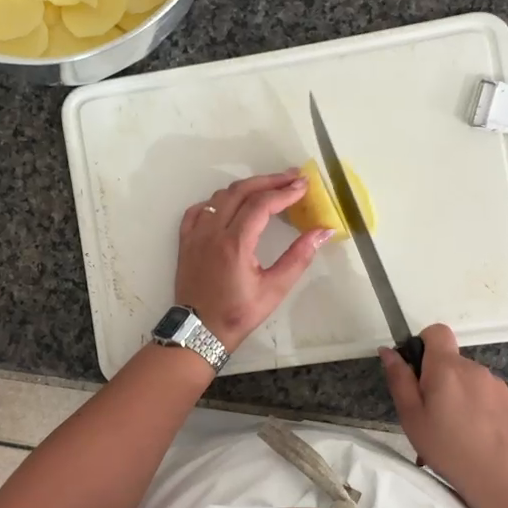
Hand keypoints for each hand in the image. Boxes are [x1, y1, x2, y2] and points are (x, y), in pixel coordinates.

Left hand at [175, 170, 333, 351]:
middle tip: (292, 177)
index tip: (304, 186)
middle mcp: (212, 233)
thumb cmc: (239, 313)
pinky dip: (217, 202)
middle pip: (240, 192)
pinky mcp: (185, 242)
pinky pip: (198, 211)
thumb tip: (323, 231)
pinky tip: (231, 205)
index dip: (284, 192)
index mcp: (234, 244)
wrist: (200, 329)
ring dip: (245, 189)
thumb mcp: (275, 289)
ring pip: (219, 198)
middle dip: (268, 181)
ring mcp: (195, 235)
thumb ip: (299, 257)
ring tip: (268, 188)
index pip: (261, 205)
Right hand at [381, 324, 507, 491]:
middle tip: (428, 416)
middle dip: (437, 380)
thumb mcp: (412, 417)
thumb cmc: (449, 448)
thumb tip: (388, 351)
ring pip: (468, 382)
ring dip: (456, 397)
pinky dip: (476, 411)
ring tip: (452, 434)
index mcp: (447, 368)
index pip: (436, 331)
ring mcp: (497, 386)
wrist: (507, 479)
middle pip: (450, 362)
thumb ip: (400, 380)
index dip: (423, 343)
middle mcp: (475, 369)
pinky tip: (474, 439)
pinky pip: (485, 398)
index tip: (416, 371)